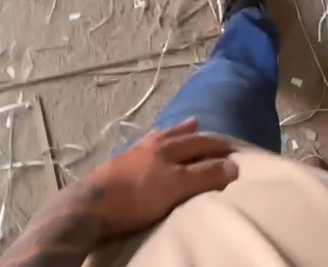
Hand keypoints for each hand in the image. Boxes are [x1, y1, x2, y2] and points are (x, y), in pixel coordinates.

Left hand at [85, 119, 239, 237]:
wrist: (92, 204)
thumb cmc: (137, 196)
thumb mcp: (176, 187)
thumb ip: (204, 175)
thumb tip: (234, 166)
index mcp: (170, 147)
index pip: (201, 143)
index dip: (219, 148)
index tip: (235, 151)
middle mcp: (155, 143)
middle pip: (184, 137)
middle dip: (203, 137)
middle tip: (219, 139)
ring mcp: (137, 150)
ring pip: (165, 135)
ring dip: (181, 131)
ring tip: (192, 124)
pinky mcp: (123, 161)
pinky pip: (148, 142)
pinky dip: (159, 138)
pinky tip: (154, 138)